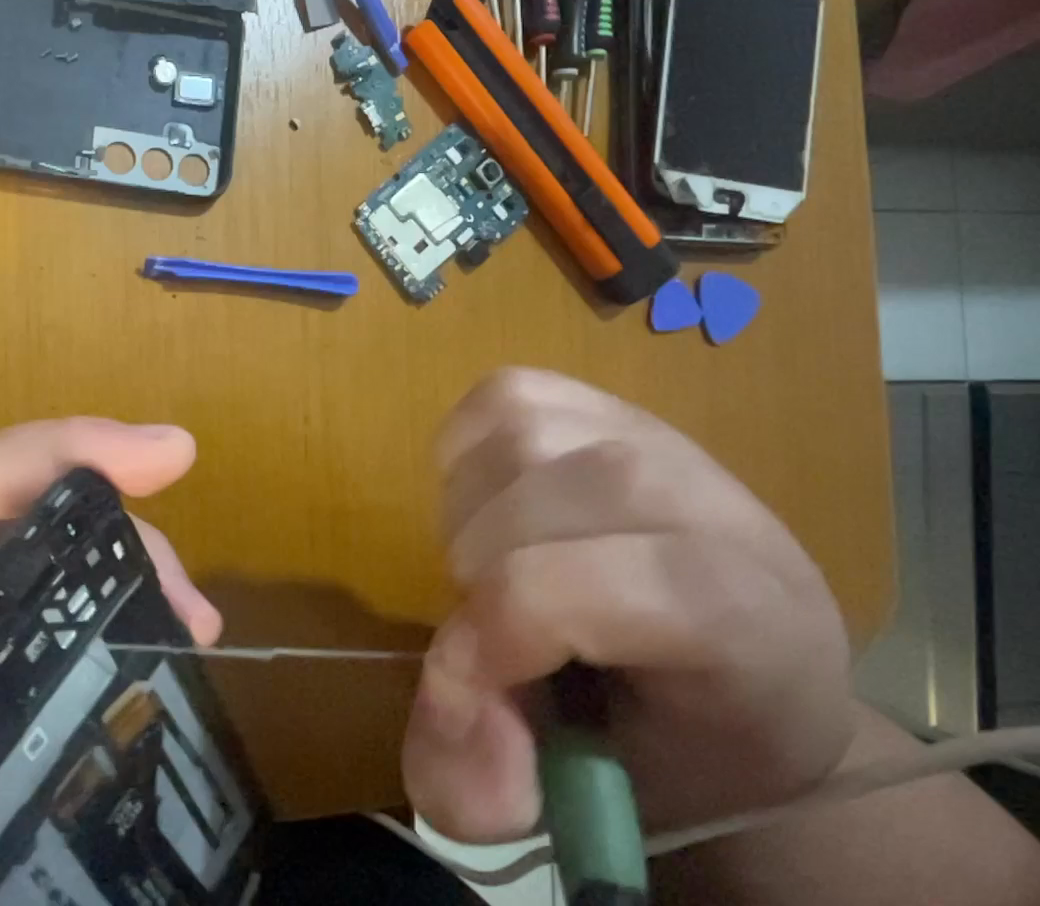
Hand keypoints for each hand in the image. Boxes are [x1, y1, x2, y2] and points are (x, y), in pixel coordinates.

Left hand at [0, 418, 219, 904]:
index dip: (60, 452)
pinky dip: (59, 602)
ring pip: (0, 539)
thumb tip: (8, 901)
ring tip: (171, 635)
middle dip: (106, 516)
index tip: (164, 452)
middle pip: (0, 498)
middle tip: (190, 611)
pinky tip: (95, 669)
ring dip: (94, 558)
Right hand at [402, 369, 854, 841]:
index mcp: (746, 622)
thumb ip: (490, 780)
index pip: (587, 586)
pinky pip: (504, 396)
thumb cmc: (675, 742)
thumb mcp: (592, 795)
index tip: (467, 696)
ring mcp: (663, 440)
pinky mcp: (609, 406)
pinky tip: (492, 504)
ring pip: (516, 430)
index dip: (496, 635)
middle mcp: (716, 507)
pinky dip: (466, 452)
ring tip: (490, 566)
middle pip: (541, 491)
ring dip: (465, 509)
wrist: (748, 672)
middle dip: (475, 570)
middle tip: (491, 632)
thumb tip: (444, 735)